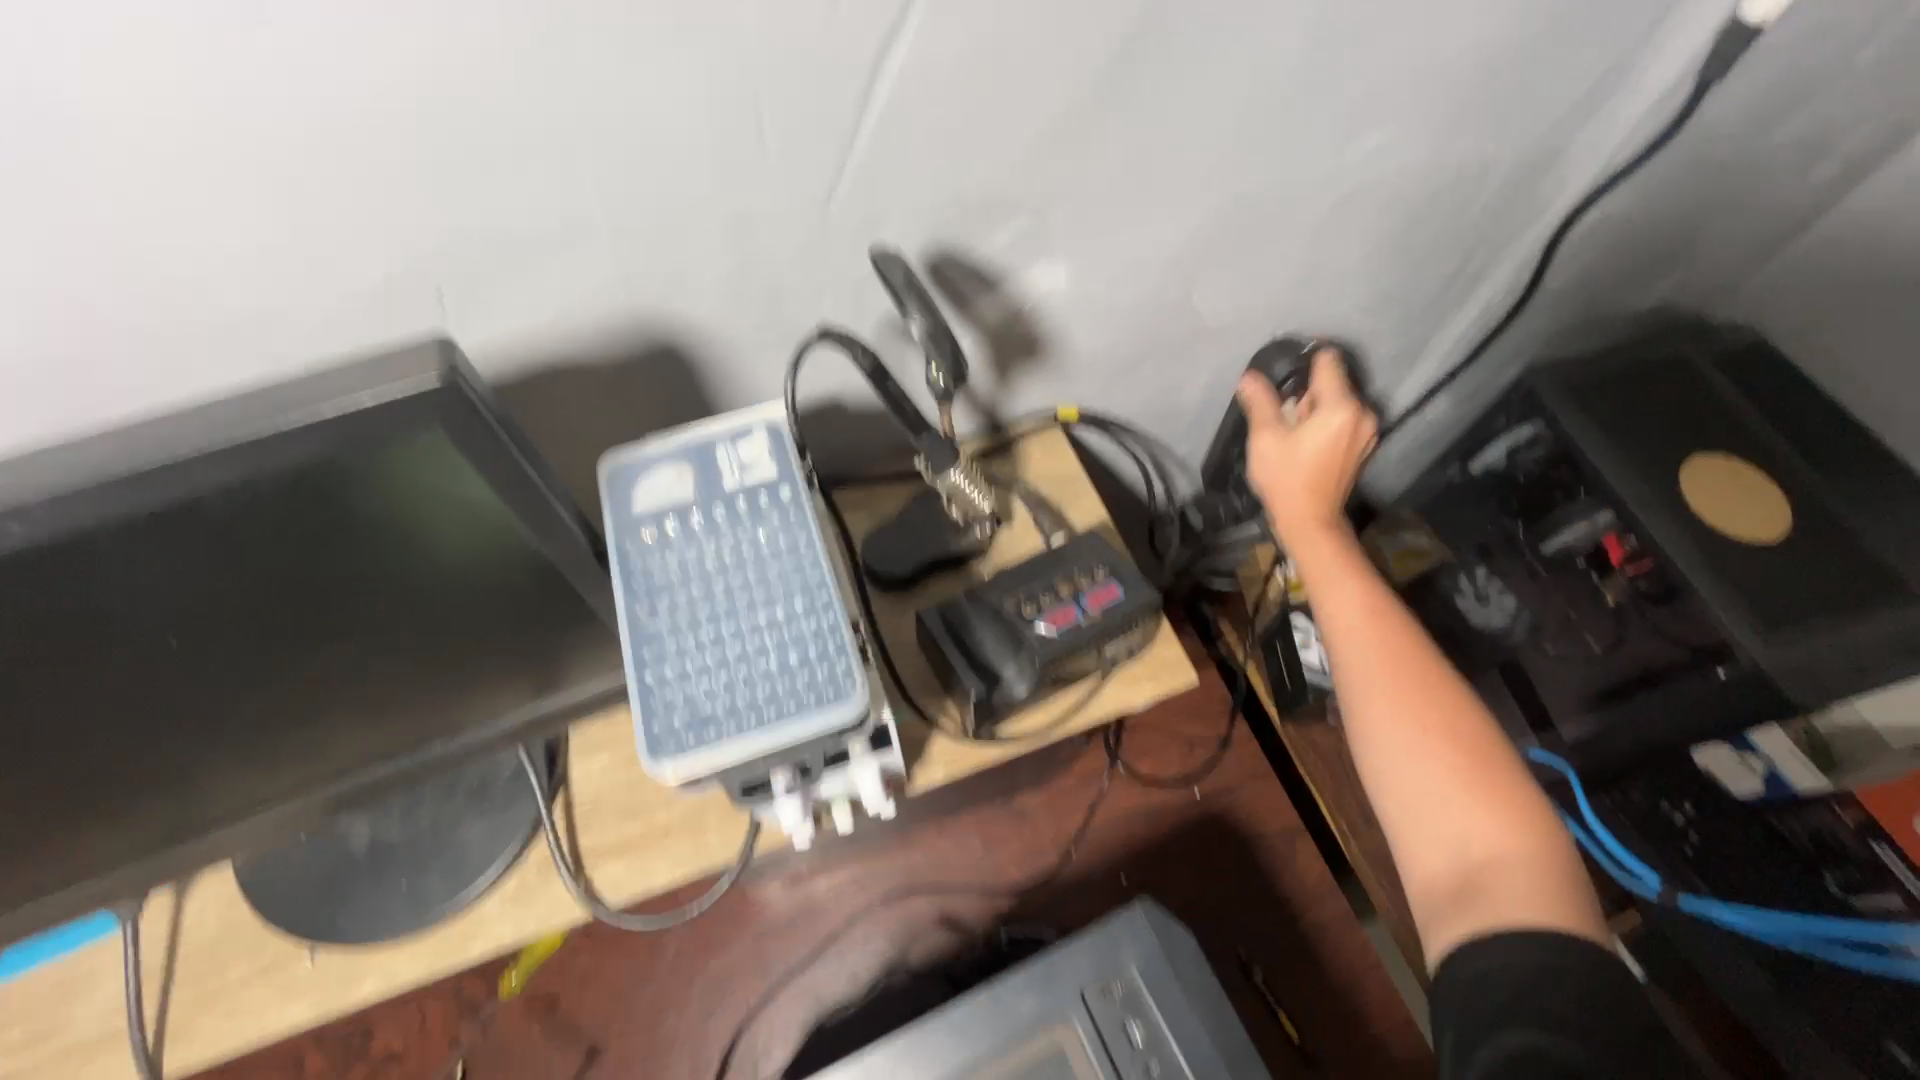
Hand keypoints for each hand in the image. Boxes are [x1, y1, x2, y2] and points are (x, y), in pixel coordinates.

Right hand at [1236, 348, 1377, 550]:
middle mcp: (1362, 413)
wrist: (1310, 522)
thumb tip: (1250, 377)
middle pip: (1333, 382)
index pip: (1328, 360)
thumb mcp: (1265, 438)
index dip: (1304, 361)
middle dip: (1307, 392)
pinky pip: (1343, 420)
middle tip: (1283, 415)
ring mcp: (1366, 432)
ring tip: (1292, 431)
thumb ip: (1260, 401)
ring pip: (1338, 402)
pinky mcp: (1362, 447)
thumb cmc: (1286, 479)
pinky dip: (1325, 423)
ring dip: (1315, 408)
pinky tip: (1306, 443)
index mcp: (1340, 406)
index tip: (1283, 376)